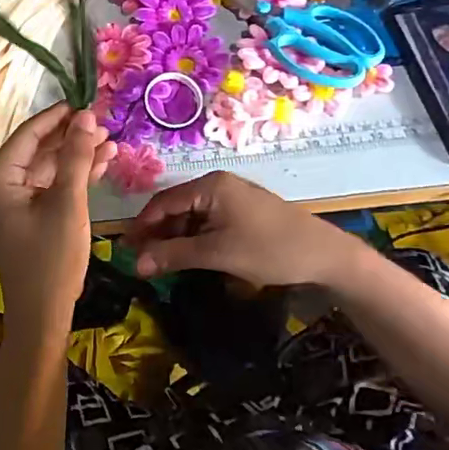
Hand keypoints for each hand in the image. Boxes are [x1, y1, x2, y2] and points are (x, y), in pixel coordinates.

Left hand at [0, 104, 114, 336]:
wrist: (44, 314)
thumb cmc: (51, 257)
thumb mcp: (68, 202)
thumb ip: (76, 156)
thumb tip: (86, 116)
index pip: (28, 134)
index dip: (59, 116)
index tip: (87, 100)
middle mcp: (1, 186)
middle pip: (39, 149)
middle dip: (73, 136)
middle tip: (106, 120)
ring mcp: (15, 202)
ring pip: (49, 167)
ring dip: (79, 155)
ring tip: (112, 140)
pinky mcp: (30, 216)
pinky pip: (52, 186)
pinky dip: (76, 176)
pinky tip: (104, 163)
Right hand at [122, 172, 374, 291]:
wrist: (323, 254)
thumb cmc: (268, 249)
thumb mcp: (217, 253)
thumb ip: (174, 255)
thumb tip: (136, 264)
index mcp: (210, 185)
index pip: (163, 201)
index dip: (142, 225)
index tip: (125, 249)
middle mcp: (219, 185)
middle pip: (176, 207)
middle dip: (158, 234)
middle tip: (141, 262)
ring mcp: (233, 199)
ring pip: (192, 217)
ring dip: (176, 239)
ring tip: (161, 265)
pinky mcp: (243, 213)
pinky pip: (209, 223)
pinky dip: (195, 240)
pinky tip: (188, 258)